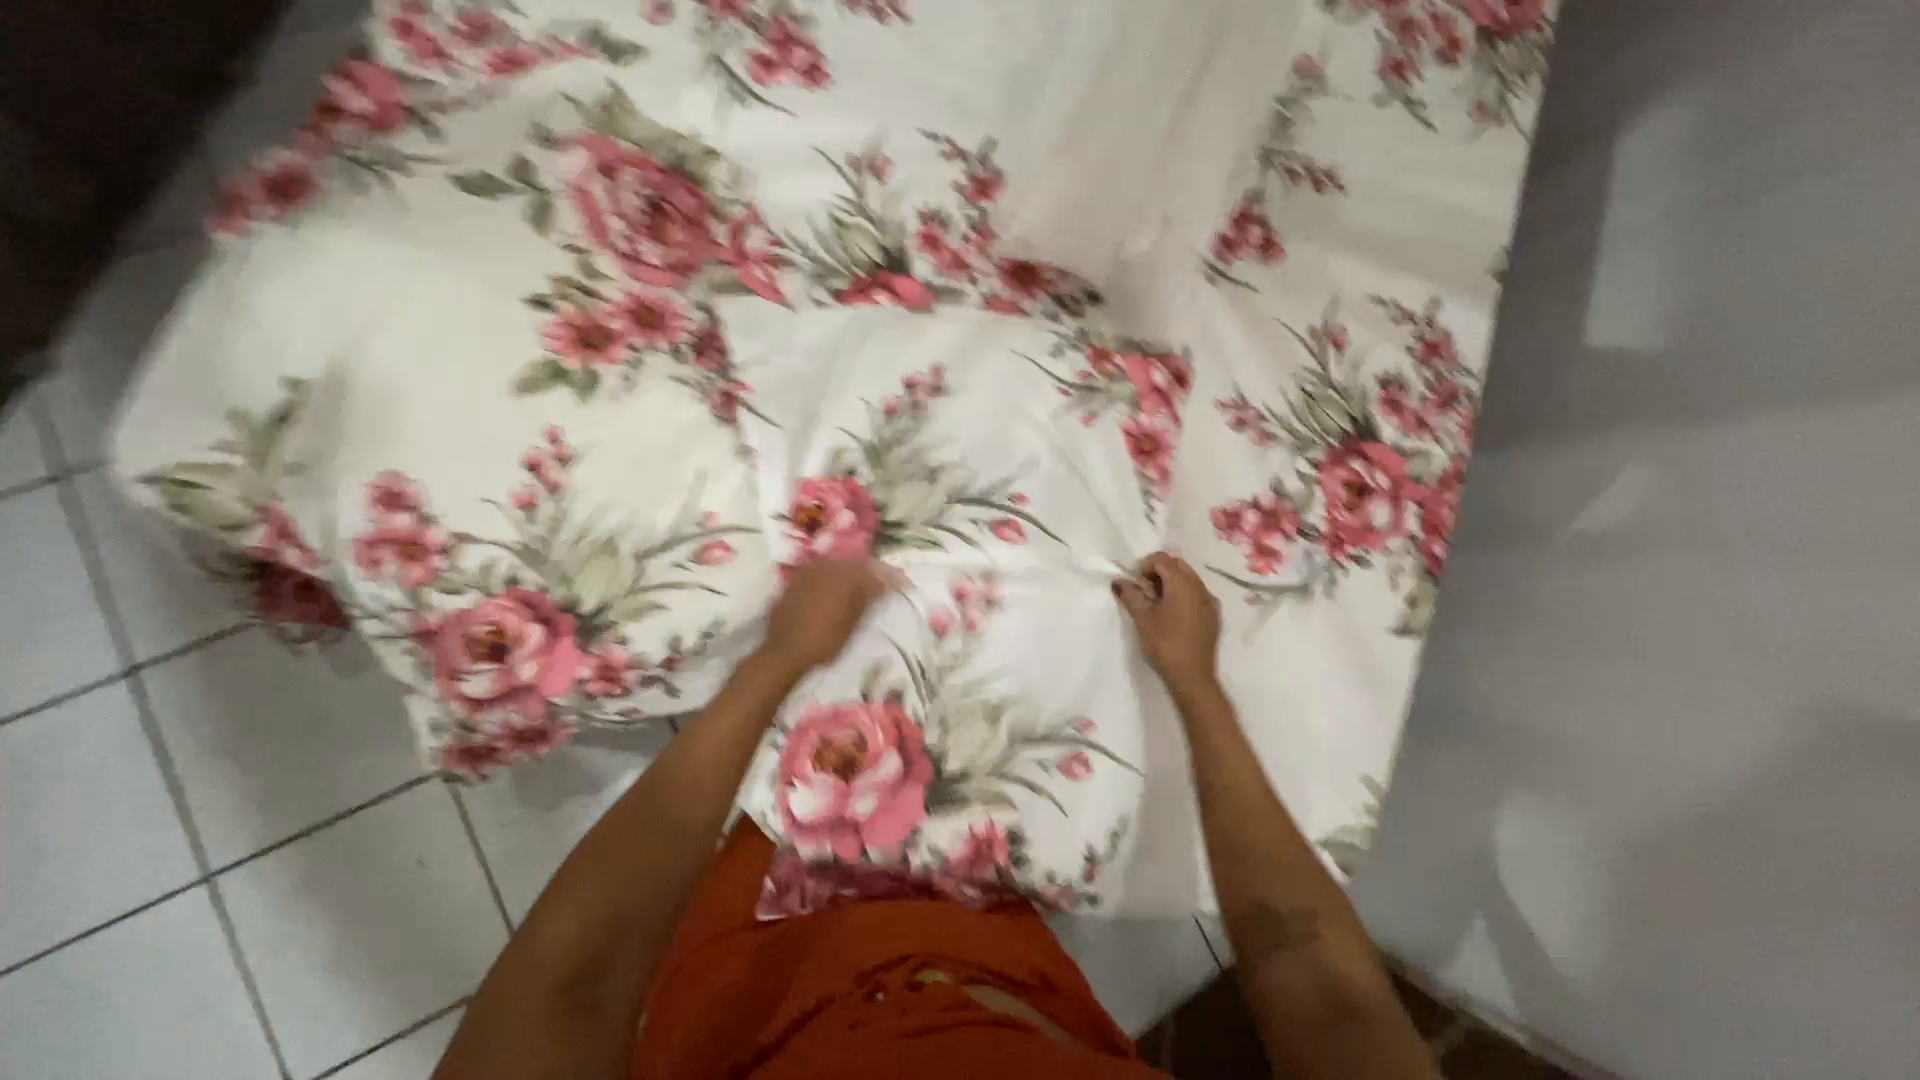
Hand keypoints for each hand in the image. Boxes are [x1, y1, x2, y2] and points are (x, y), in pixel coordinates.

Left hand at [759, 558, 900, 674]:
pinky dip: (835, 581)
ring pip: (838, 567)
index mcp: (842, 574)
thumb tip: (887, 581)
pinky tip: (839, 592)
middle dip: (873, 573)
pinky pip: (822, 574)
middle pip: (856, 564)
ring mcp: (807, 572)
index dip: (890, 575)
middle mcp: (825, 566)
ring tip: (865, 589)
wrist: (783, 653)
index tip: (903, 584)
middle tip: (887, 585)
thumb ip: (869, 597)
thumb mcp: (853, 622)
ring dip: (854, 576)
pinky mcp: (795, 582)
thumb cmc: (823, 641)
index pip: (873, 568)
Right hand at [1114, 551, 1221, 693]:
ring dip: (1171, 583)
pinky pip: (1197, 594)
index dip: (1145, 566)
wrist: (1193, 676)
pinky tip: (1174, 615)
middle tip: (1144, 592)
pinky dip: (1183, 595)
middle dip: (1159, 572)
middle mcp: (1200, 587)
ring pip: (1189, 579)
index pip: (1162, 559)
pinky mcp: (1214, 615)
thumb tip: (1118, 581)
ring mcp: (1210, 601)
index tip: (1135, 584)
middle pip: (1178, 565)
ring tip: (1157, 604)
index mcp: (1182, 584)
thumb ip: (1130, 595)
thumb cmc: (1165, 645)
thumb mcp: (1143, 619)